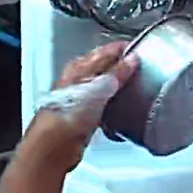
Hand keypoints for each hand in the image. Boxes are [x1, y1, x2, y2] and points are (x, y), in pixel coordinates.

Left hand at [21, 42, 138, 172]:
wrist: (54, 145)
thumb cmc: (68, 113)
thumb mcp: (99, 87)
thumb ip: (118, 73)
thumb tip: (132, 60)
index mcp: (79, 67)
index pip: (105, 51)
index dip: (122, 48)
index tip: (138, 48)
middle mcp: (78, 80)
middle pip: (103, 66)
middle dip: (121, 64)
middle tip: (138, 65)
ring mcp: (80, 98)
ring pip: (103, 84)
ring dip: (117, 84)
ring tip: (134, 84)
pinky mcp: (83, 116)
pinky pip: (103, 103)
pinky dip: (113, 102)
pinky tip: (121, 107)